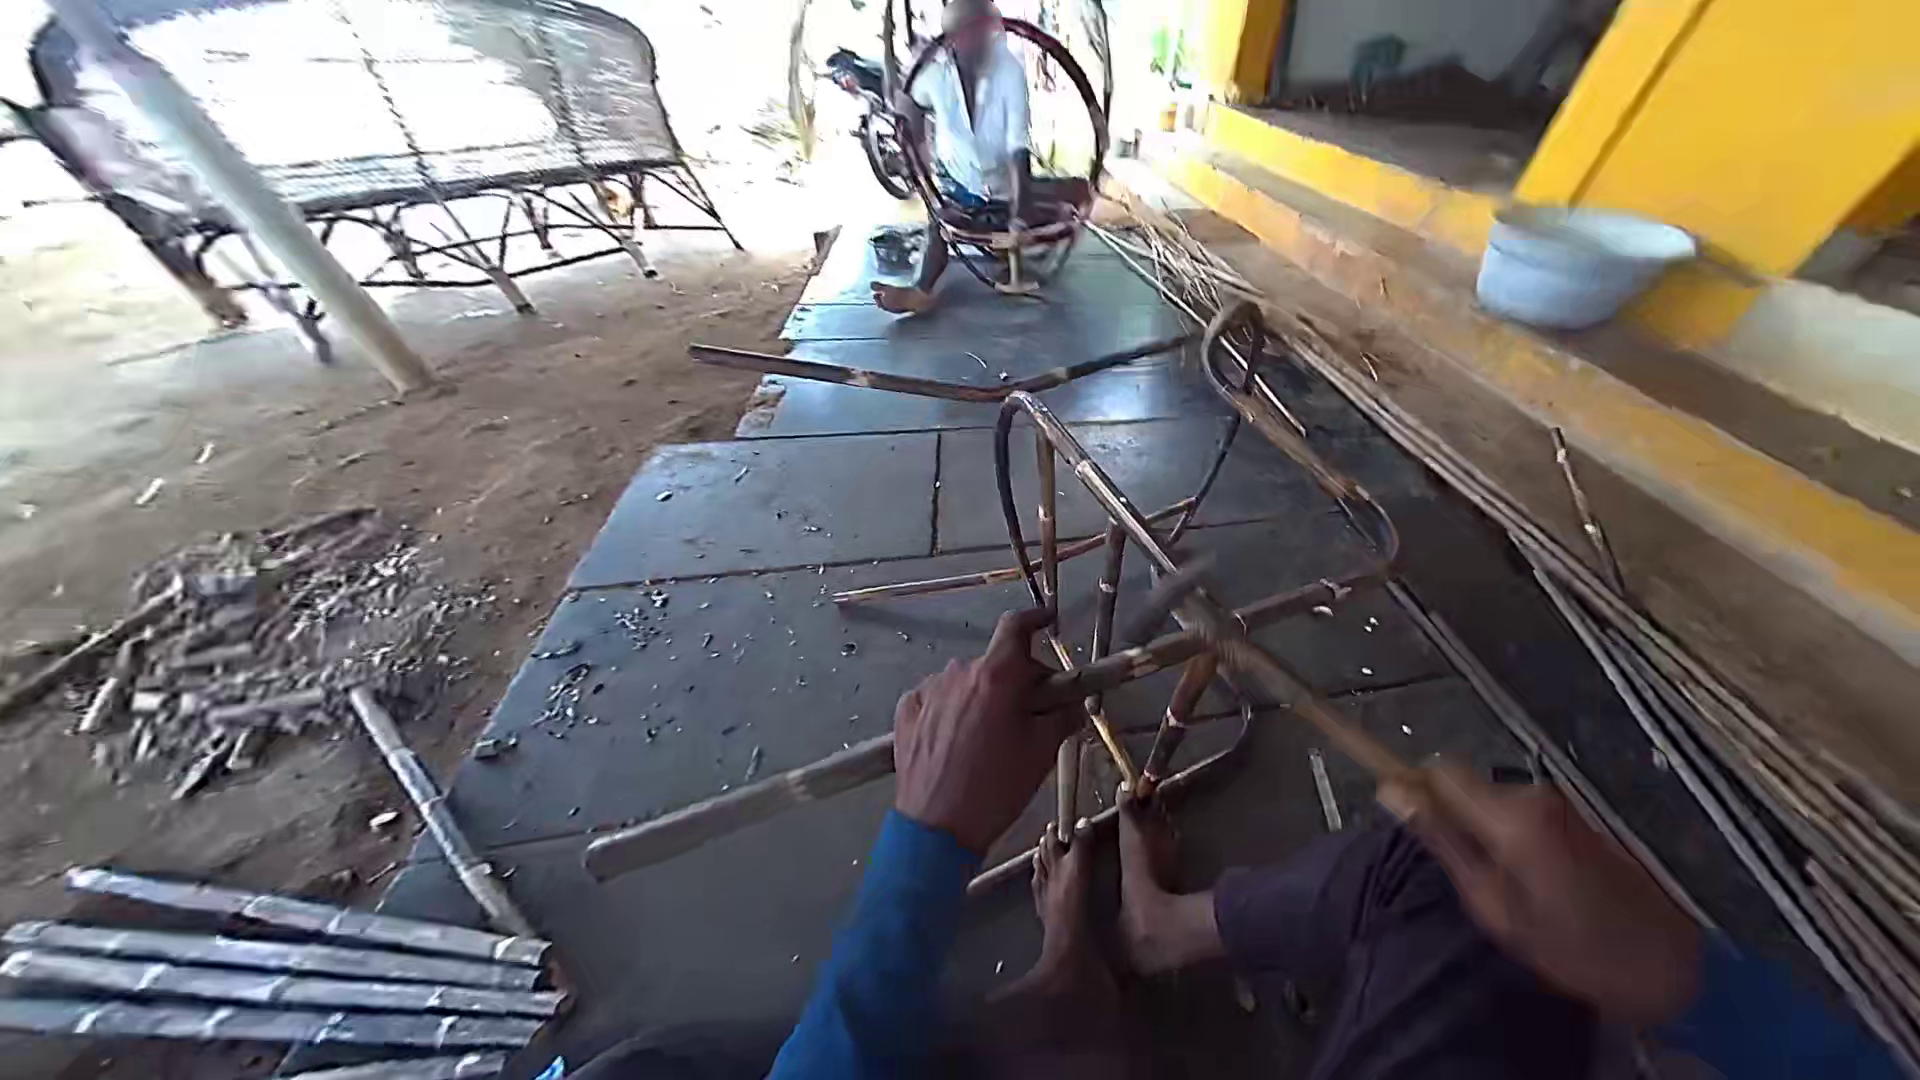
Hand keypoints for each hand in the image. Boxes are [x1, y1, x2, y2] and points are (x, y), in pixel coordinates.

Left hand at [893, 608, 1079, 852]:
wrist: (936, 828)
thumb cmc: (996, 788)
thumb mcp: (1042, 752)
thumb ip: (1062, 715)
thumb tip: (1073, 703)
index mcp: (995, 675)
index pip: (1016, 626)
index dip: (1035, 618)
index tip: (1046, 620)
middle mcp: (959, 672)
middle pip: (995, 662)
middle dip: (1016, 680)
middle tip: (1029, 714)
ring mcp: (929, 689)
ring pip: (966, 681)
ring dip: (982, 696)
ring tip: (988, 736)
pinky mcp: (908, 709)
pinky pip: (938, 697)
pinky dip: (952, 709)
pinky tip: (957, 739)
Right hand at [1380, 764, 1700, 1022]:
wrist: (1678, 972)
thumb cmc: (1574, 948)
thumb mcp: (1490, 904)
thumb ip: (1441, 842)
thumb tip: (1391, 793)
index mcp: (1511, 818)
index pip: (1440, 770)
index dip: (1418, 785)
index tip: (1413, 814)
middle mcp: (1535, 798)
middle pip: (1464, 782)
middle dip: (1452, 812)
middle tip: (1465, 862)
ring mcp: (1561, 805)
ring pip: (1489, 796)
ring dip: (1482, 824)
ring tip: (1504, 875)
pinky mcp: (1577, 815)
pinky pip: (1518, 808)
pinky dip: (1510, 831)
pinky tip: (1532, 873)